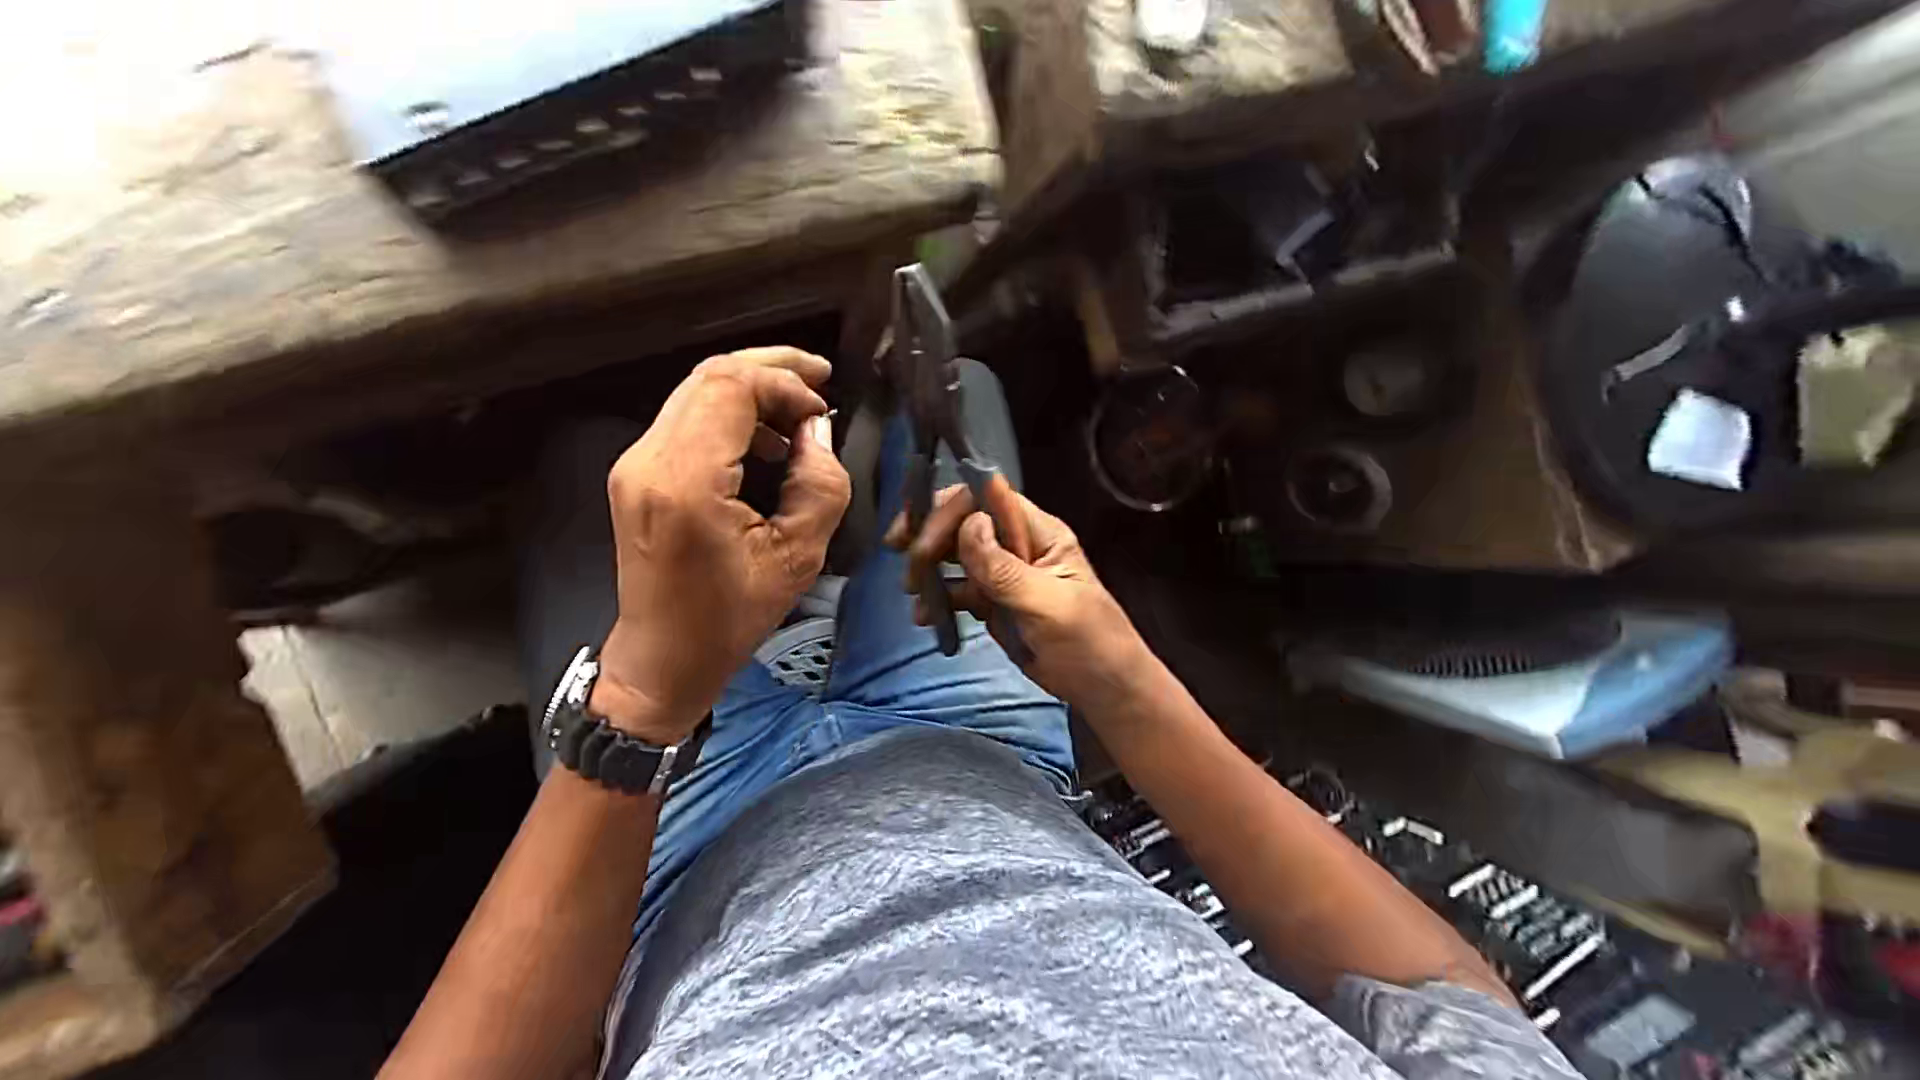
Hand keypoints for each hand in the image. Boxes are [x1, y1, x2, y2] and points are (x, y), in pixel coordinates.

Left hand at [593, 347, 849, 742]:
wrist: (663, 657)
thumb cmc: (730, 618)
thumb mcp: (798, 557)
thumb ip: (820, 485)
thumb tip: (816, 432)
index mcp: (686, 483)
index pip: (730, 387)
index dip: (784, 383)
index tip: (821, 412)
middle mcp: (648, 461)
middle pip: (709, 377)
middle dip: (770, 369)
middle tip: (819, 379)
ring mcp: (634, 464)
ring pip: (696, 392)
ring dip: (751, 390)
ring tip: (798, 412)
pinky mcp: (637, 473)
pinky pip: (686, 419)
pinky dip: (730, 415)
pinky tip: (765, 441)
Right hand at [886, 485, 1154, 713]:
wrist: (1105, 691)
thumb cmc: (1091, 644)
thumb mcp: (1049, 606)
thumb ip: (1005, 569)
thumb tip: (969, 525)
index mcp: (1039, 533)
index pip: (988, 498)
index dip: (948, 507)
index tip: (915, 533)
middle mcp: (1019, 544)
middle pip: (964, 522)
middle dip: (930, 537)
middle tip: (905, 564)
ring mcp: (1004, 573)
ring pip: (955, 554)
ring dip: (928, 568)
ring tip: (911, 592)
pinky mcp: (994, 602)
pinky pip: (958, 590)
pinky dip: (938, 599)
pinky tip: (926, 617)